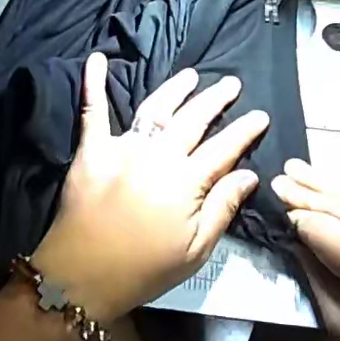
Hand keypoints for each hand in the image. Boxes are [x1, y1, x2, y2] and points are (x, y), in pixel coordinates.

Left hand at [30, 53, 270, 320]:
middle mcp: (157, 156)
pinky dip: (93, 84)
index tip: (260, 115)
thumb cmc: (143, 269)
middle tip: (232, 84)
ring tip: (192, 75)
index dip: (245, 130)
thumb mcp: (195, 250)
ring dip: (176, 89)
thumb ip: (223, 207)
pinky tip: (97, 59)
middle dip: (216, 99)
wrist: (78, 281)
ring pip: (155, 109)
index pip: (224, 148)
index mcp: (185, 181)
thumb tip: (249, 174)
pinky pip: (93, 112)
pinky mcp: (92, 151)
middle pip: (193, 120)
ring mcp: (122, 149)